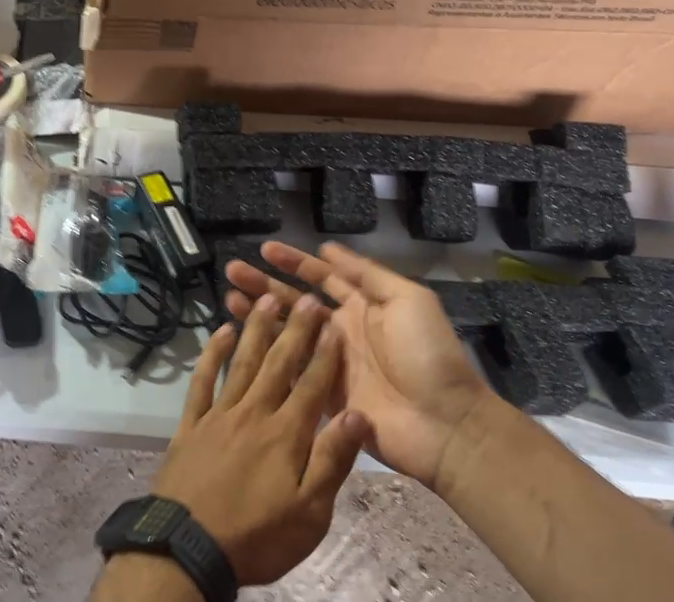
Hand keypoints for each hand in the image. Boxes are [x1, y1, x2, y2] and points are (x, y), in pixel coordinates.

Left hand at [149, 291, 370, 586]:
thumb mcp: (310, 513)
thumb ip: (333, 460)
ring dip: (256, 330)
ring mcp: (218, 415)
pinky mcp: (191, 423)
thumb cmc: (258, 536)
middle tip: (304, 297)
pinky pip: (203, 380)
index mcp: (287, 435)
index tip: (335, 322)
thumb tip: (358, 413)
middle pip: (277, 364)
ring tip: (265, 298)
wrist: (188, 543)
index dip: (325, 354)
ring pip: (242, 363)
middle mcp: (253, 413)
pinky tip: (222, 332)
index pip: (313, 386)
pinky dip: (213, 354)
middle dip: (294, 329)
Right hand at [224, 241, 494, 493]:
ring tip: (229, 298)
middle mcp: (341, 332)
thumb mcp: (409, 301)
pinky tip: (241, 338)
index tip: (265, 249)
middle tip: (232, 270)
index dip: (294, 262)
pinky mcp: (319, 394)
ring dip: (258, 314)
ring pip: (285, 332)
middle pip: (295, 302)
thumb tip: (328, 248)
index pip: (322, 277)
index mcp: (362, 307)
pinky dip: (264, 352)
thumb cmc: (428, 356)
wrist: (444, 425)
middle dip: (264, 284)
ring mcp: (328, 364)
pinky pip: (286, 368)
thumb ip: (367, 274)